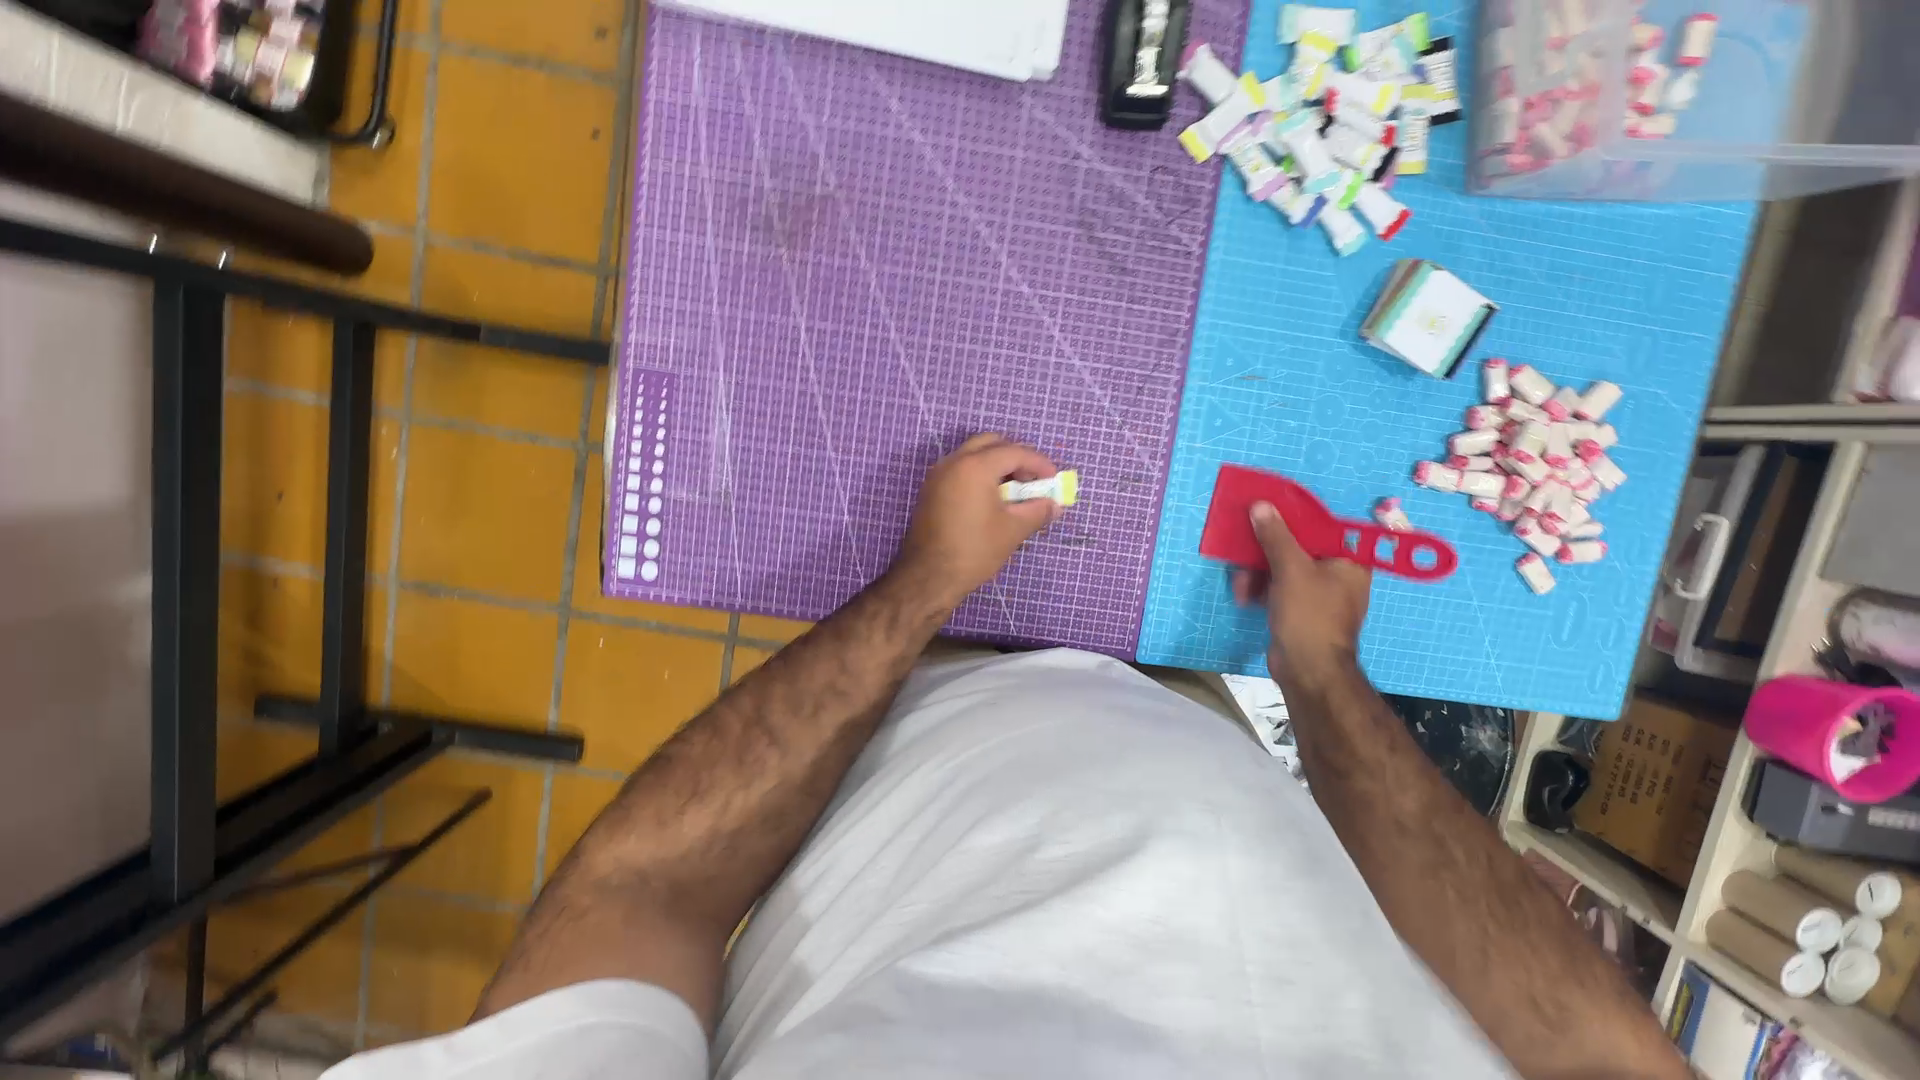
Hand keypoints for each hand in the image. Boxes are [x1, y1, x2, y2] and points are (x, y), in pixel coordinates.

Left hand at [892, 434, 1062, 608]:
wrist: (928, 577)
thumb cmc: (974, 551)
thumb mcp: (1013, 530)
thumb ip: (1037, 511)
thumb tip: (1055, 505)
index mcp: (975, 466)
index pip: (1015, 452)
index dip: (1039, 464)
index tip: (1053, 481)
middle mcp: (953, 462)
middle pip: (991, 444)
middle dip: (1016, 458)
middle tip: (1032, 481)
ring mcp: (938, 475)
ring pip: (973, 455)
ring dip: (997, 465)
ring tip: (1014, 491)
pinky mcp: (931, 490)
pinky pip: (960, 469)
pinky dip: (980, 475)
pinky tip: (992, 499)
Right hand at [1232, 501, 1370, 688]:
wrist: (1307, 670)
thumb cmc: (1309, 614)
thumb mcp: (1290, 568)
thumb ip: (1275, 535)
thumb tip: (1261, 505)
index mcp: (1349, 560)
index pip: (1323, 527)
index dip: (1294, 519)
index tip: (1267, 513)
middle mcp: (1339, 575)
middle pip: (1299, 548)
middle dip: (1267, 551)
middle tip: (1245, 549)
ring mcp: (1320, 595)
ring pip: (1285, 569)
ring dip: (1259, 573)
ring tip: (1242, 583)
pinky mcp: (1301, 612)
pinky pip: (1280, 589)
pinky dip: (1262, 589)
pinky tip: (1245, 596)